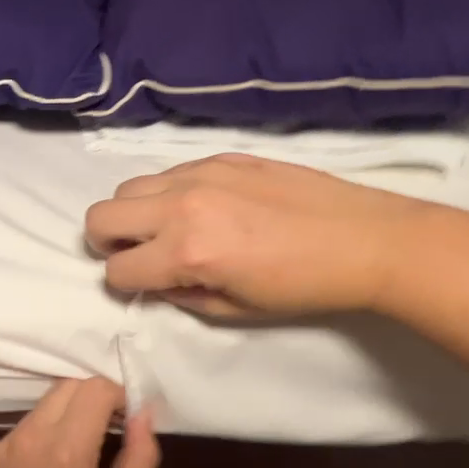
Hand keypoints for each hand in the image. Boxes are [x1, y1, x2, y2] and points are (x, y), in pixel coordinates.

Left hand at [0, 378, 159, 467]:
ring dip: (67, 417)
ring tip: (83, 454)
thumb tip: (144, 411)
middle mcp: (27, 438)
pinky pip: (21, 431)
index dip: (118, 396)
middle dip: (93, 399)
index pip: (94, 389)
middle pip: (65, 388)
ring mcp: (1, 447)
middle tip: (112, 430)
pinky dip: (42, 437)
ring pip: (41, 407)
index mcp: (65, 450)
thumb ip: (140, 453)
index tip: (130, 419)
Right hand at [83, 153, 443, 318]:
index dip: (125, 284)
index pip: (117, 268)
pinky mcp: (219, 157)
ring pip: (126, 188)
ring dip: (134, 213)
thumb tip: (154, 282)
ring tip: (168, 228)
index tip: (148, 285)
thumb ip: (180, 296)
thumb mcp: (236, 310)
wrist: (368, 240)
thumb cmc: (304, 287)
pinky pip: (166, 173)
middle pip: (100, 216)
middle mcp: (181, 206)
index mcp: (188, 252)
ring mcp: (198, 175)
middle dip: (108, 242)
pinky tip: (204, 208)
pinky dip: (166, 194)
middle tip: (139, 253)